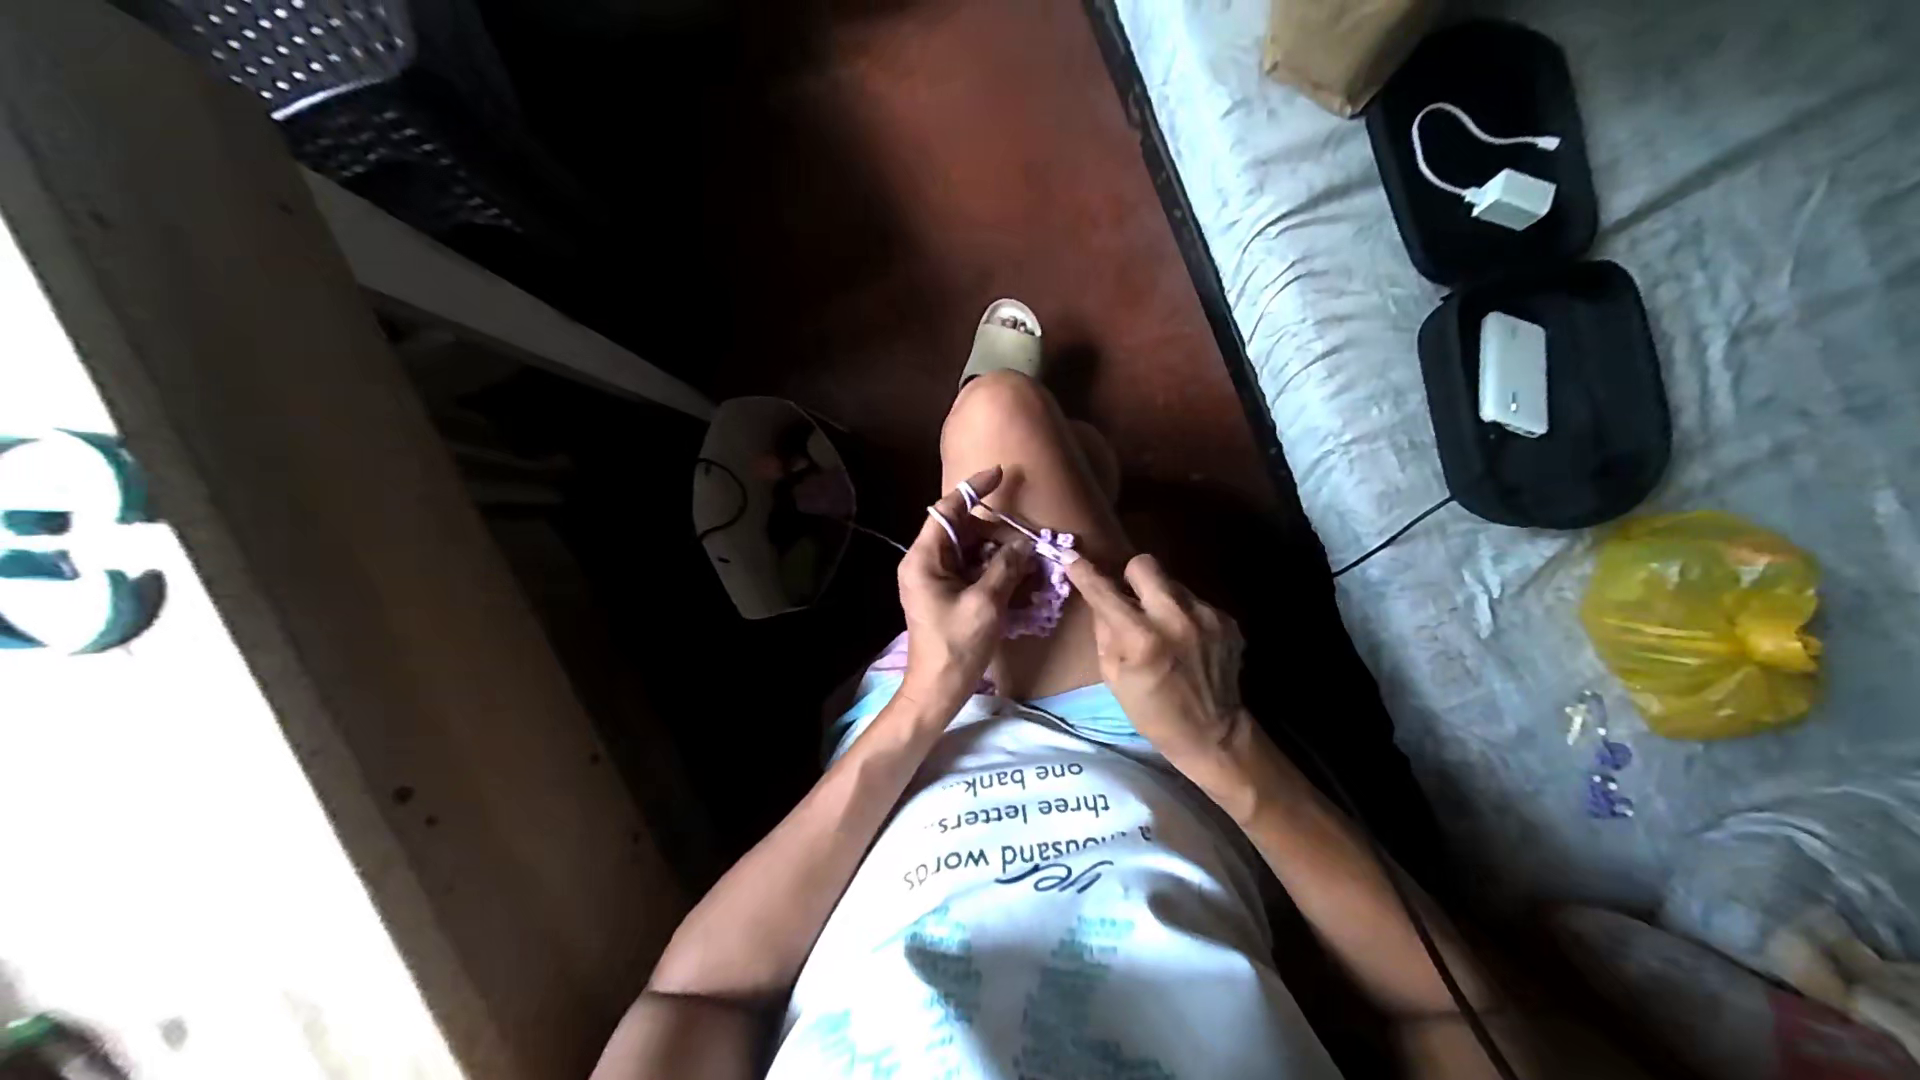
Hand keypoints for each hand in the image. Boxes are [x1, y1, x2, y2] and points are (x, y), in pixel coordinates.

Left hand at [897, 466, 1033, 709]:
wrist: (937, 689)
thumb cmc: (956, 646)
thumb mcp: (985, 603)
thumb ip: (1005, 567)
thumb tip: (1024, 543)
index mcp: (923, 559)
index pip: (947, 510)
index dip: (974, 489)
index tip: (1001, 473)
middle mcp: (924, 563)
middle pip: (960, 530)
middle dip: (994, 528)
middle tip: (1025, 535)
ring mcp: (933, 579)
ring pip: (968, 549)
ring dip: (996, 549)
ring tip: (1026, 555)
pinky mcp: (944, 593)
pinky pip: (969, 568)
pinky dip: (991, 566)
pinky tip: (1015, 572)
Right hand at [1065, 554, 1249, 784]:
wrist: (1214, 734)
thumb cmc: (1153, 712)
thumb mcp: (1113, 677)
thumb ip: (1105, 631)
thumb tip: (1100, 599)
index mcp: (1143, 638)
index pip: (1105, 592)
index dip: (1084, 573)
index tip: (1072, 558)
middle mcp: (1176, 618)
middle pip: (1144, 565)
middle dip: (1131, 577)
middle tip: (1129, 599)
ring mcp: (1207, 616)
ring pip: (1172, 583)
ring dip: (1160, 599)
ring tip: (1163, 629)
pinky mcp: (1227, 621)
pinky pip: (1194, 602)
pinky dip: (1183, 615)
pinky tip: (1186, 641)